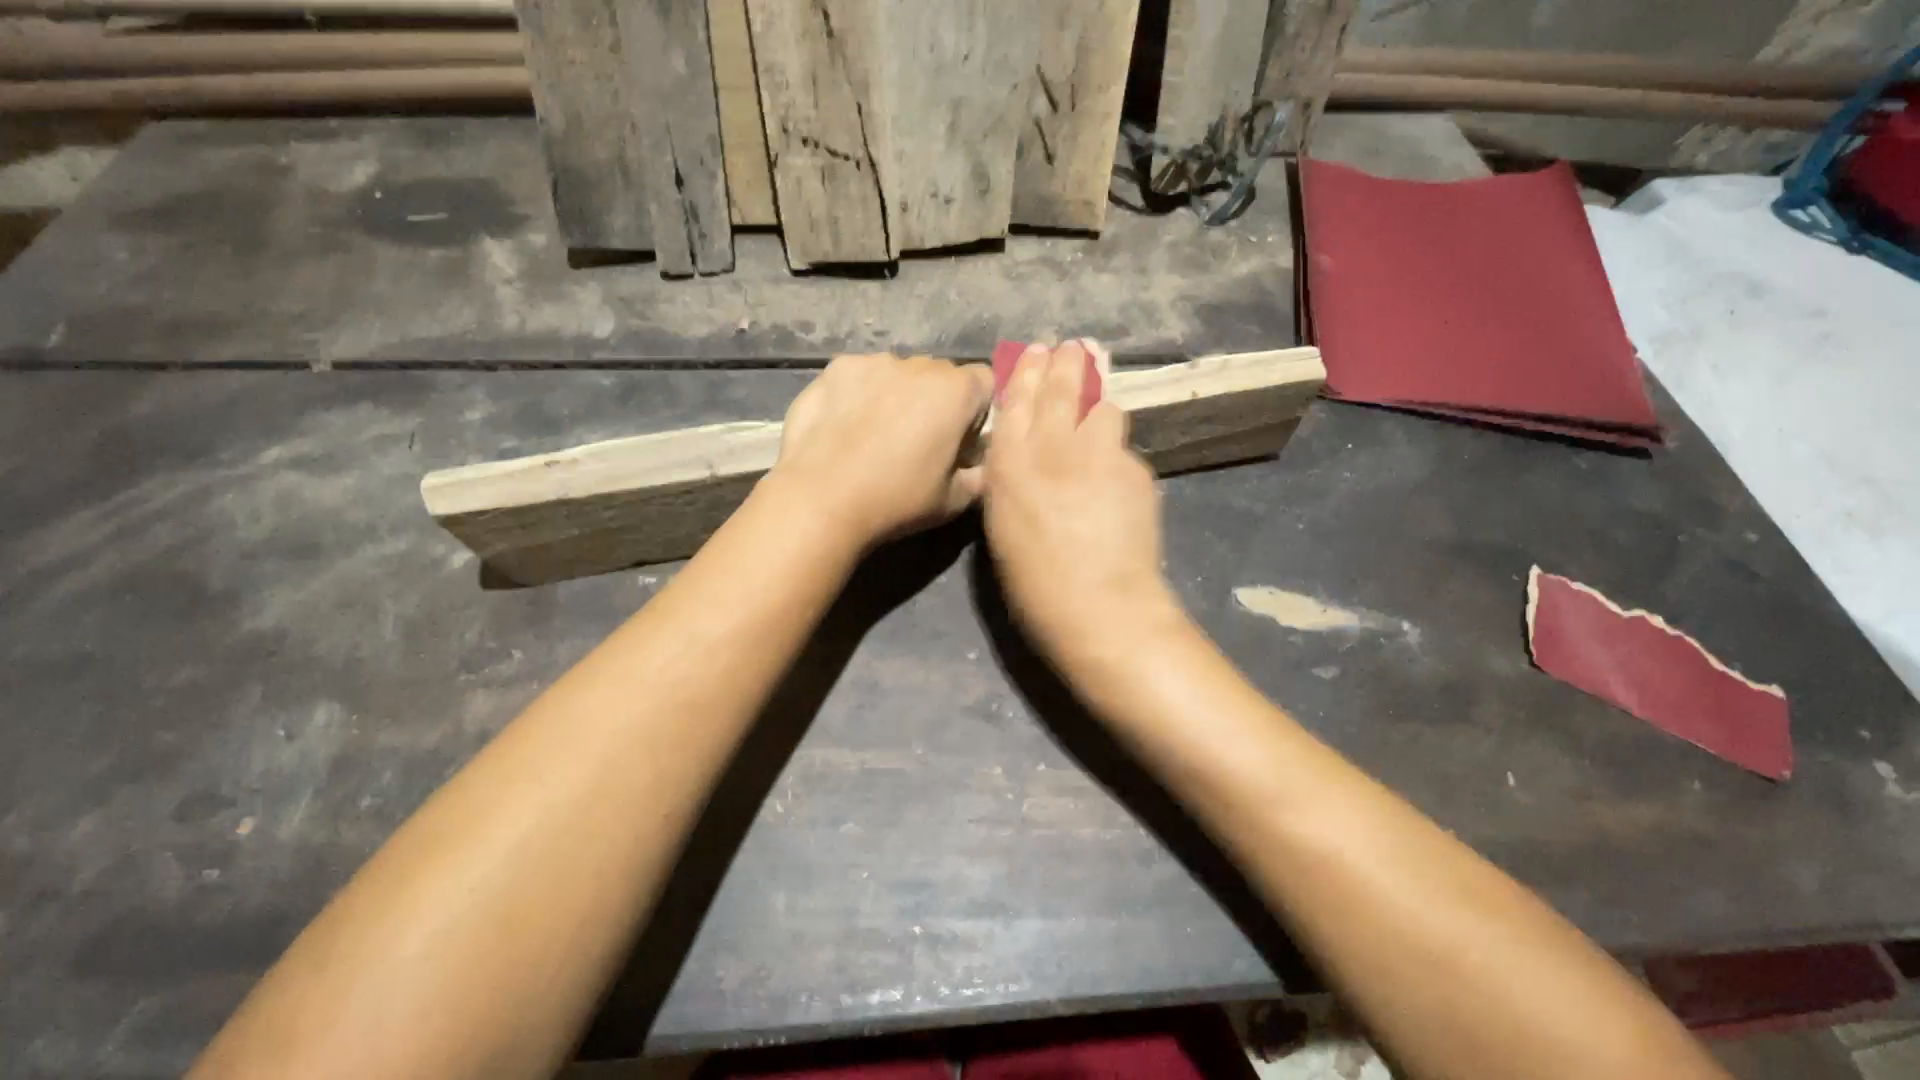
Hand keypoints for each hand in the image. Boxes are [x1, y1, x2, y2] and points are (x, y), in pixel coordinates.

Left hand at [771, 352, 992, 548]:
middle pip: (941, 375)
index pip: (985, 382)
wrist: (821, 498)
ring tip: (875, 434)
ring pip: (899, 373)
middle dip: (937, 401)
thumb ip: (982, 474)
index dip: (977, 411)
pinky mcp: (837, 367)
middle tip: (918, 442)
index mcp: (958, 391)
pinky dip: (861, 393)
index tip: (960, 441)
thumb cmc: (896, 501)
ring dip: (898, 395)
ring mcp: (876, 362)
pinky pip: (862, 375)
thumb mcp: (955, 501)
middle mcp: (921, 365)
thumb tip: (984, 463)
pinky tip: (846, 425)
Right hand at [983, 342, 1176, 663]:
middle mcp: (1054, 447)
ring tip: (1100, 393)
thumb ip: (1012, 480)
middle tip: (1076, 346)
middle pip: (1064, 387)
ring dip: (1099, 396)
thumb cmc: (1034, 586)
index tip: (1036, 351)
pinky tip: (1116, 470)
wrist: (1101, 609)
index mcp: (1010, 464)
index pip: (1019, 399)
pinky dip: (1117, 450)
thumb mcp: (1002, 527)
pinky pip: (1124, 447)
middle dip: (1069, 361)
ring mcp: (1101, 454)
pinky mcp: (1137, 469)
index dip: (1028, 371)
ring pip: (1103, 406)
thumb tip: (1023, 454)